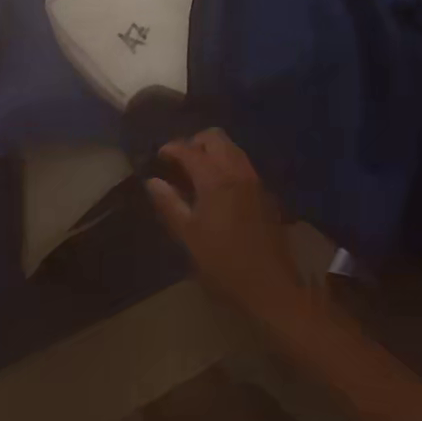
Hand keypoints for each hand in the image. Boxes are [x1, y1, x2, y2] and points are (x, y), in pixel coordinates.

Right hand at [146, 128, 308, 319]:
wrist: (269, 283)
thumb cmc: (223, 262)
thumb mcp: (188, 236)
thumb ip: (170, 204)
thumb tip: (153, 181)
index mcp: (215, 179)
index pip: (189, 150)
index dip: (172, 148)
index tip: (159, 155)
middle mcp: (236, 170)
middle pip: (215, 138)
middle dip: (194, 142)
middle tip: (179, 160)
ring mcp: (253, 178)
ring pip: (232, 147)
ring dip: (212, 150)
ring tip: (196, 171)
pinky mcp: (264, 190)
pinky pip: (242, 162)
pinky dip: (226, 161)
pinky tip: (218, 185)